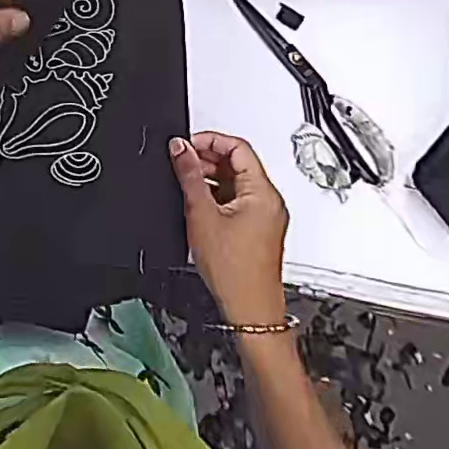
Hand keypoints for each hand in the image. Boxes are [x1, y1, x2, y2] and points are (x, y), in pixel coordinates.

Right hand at [169, 132, 290, 325]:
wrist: (249, 307)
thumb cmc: (235, 271)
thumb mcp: (201, 214)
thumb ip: (189, 175)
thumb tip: (180, 148)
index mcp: (263, 193)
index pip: (238, 147)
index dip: (209, 140)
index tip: (187, 144)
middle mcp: (268, 201)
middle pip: (237, 162)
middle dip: (207, 158)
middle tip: (181, 161)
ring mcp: (264, 215)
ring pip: (235, 181)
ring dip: (209, 177)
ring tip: (185, 183)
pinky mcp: (256, 227)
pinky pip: (235, 199)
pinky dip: (215, 195)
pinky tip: (196, 204)